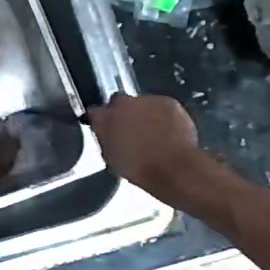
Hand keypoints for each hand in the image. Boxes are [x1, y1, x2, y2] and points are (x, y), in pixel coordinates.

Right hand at [88, 92, 202, 194]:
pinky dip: (163, 115)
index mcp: (105, 119)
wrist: (174, 169)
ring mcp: (147, 100)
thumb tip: (106, 133)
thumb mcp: (112, 159)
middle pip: (118, 102)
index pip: (95, 112)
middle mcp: (123, 104)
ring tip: (153, 134)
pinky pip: (162, 106)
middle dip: (123, 113)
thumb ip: (106, 140)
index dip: (100, 120)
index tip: (105, 128)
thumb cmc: (141, 169)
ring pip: (142, 103)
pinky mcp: (169, 102)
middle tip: (131, 131)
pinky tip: (167, 132)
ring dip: (144, 114)